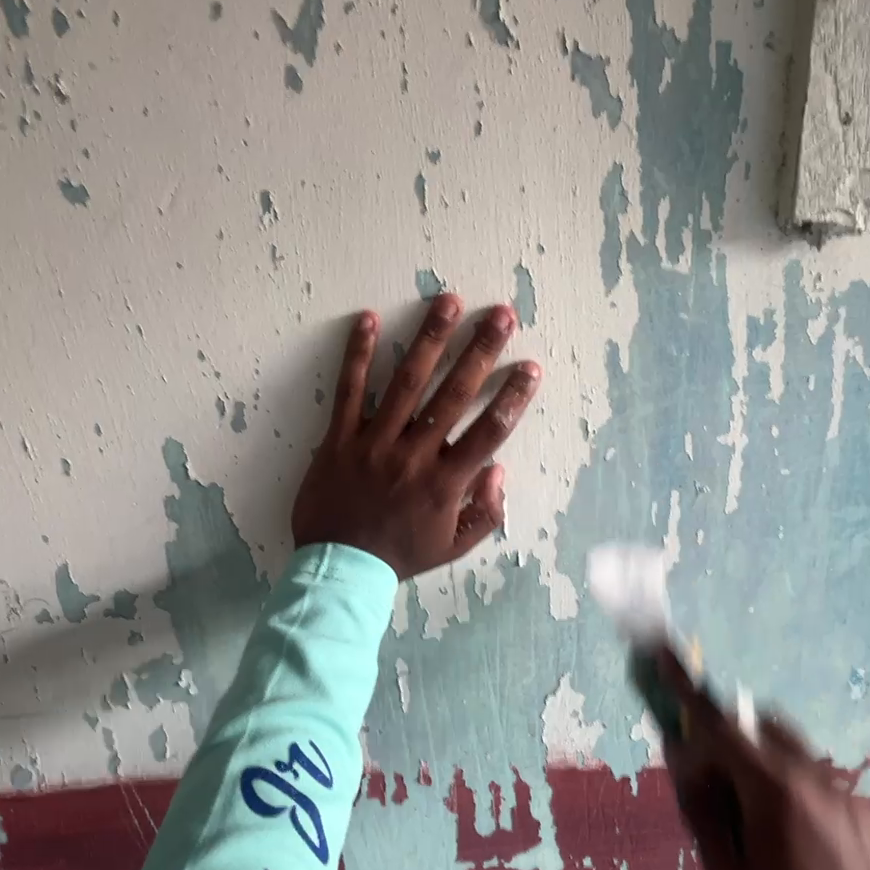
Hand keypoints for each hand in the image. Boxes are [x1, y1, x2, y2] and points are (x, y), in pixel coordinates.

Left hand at [291, 294, 540, 579]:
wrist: (339, 568)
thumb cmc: (399, 555)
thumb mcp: (453, 546)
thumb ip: (485, 512)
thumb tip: (499, 469)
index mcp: (445, 482)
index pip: (488, 431)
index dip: (512, 396)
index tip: (530, 366)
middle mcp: (414, 455)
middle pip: (453, 395)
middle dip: (481, 350)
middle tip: (502, 314)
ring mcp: (375, 442)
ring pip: (407, 382)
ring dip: (430, 338)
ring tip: (449, 302)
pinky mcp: (340, 437)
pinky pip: (349, 390)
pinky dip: (359, 354)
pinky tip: (369, 319)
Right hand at [658, 650, 869, 869]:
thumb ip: (702, 809)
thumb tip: (681, 755)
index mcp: (778, 793)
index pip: (719, 724)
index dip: (685, 687)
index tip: (661, 654)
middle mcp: (820, 781)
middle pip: (760, 727)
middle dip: (729, 738)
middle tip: (713, 787)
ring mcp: (853, 798)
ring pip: (792, 753)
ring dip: (763, 765)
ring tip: (758, 827)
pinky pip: (822, 783)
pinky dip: (796, 792)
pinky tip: (798, 847)